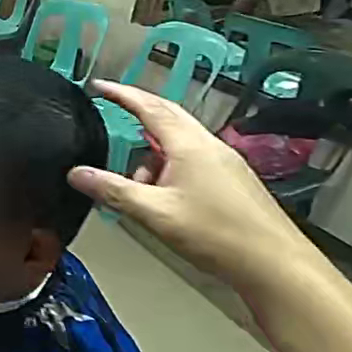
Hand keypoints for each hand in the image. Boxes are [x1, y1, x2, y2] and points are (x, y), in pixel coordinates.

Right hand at [66, 81, 315, 290]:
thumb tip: (77, 174)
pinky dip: (171, 167)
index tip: (99, 85)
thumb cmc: (217, 234)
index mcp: (189, 144)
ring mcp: (225, 162)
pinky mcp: (233, 181)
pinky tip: (167, 196)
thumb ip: (113, 191)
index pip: (148, 107)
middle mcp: (208, 145)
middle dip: (138, 112)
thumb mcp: (155, 213)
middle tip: (114, 112)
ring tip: (140, 185)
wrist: (275, 265)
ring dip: (153, 154)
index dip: (121, 94)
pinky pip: (193, 159)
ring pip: (180, 142)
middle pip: (168, 116)